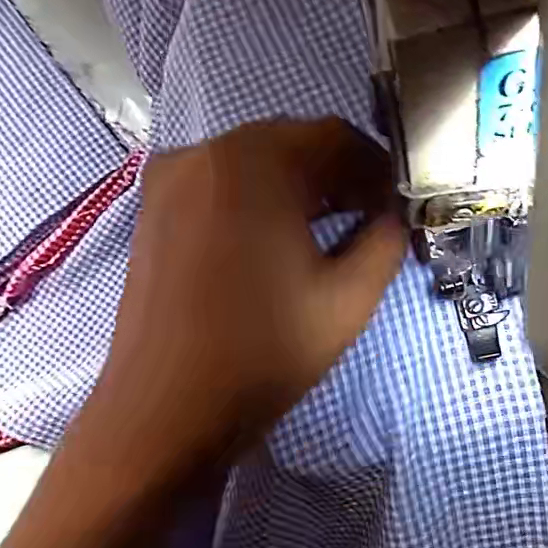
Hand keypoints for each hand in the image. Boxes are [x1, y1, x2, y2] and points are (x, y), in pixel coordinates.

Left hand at [82, 117, 407, 473]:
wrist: (168, 410)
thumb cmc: (264, 352)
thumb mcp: (348, 298)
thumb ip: (385, 241)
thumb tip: (393, 215)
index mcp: (256, 162)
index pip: (335, 137)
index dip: (376, 167)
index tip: (396, 203)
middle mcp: (205, 152)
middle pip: (291, 143)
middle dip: (338, 175)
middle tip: (368, 217)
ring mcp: (169, 181)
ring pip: (253, 164)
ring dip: (298, 188)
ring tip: (326, 232)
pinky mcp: (152, 213)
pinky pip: (219, 187)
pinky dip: (256, 201)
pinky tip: (273, 242)